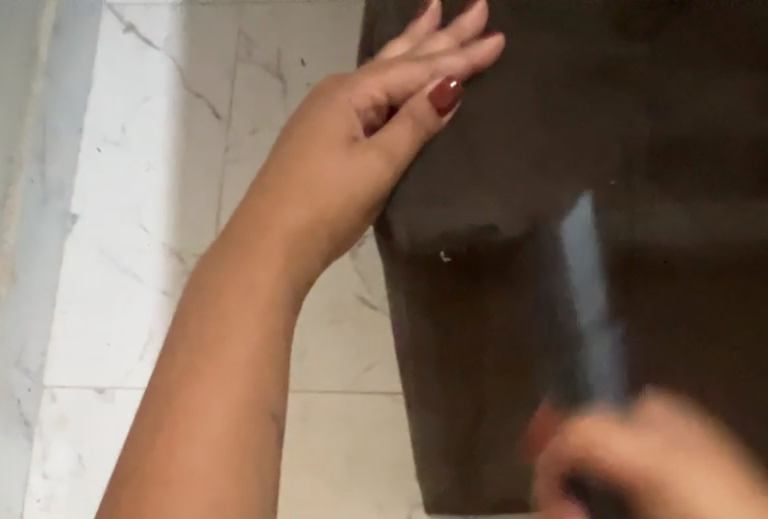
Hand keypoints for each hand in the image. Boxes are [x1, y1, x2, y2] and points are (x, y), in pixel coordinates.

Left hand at [223, 0, 504, 288]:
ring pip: (381, 74)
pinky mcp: (323, 142)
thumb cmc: (324, 206)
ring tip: (434, 16)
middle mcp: (339, 94)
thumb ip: (413, 125)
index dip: (458, 56)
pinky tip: (395, 78)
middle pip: (398, 59)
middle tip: (477, 8)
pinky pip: (370, 98)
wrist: (270, 246)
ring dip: (412, 48)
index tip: (497, 38)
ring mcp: (327, 117)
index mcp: (352, 94)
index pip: (416, 70)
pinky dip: (393, 81)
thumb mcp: (375, 166)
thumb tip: (450, 85)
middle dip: (439, 36)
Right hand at [529, 390, 767, 518]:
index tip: (552, 489)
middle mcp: (638, 461)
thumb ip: (587, 439)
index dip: (553, 453)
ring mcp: (634, 513)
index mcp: (649, 425)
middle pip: (564, 479)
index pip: (576, 421)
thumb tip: (541, 451)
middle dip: (556, 515)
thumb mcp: (655, 466)